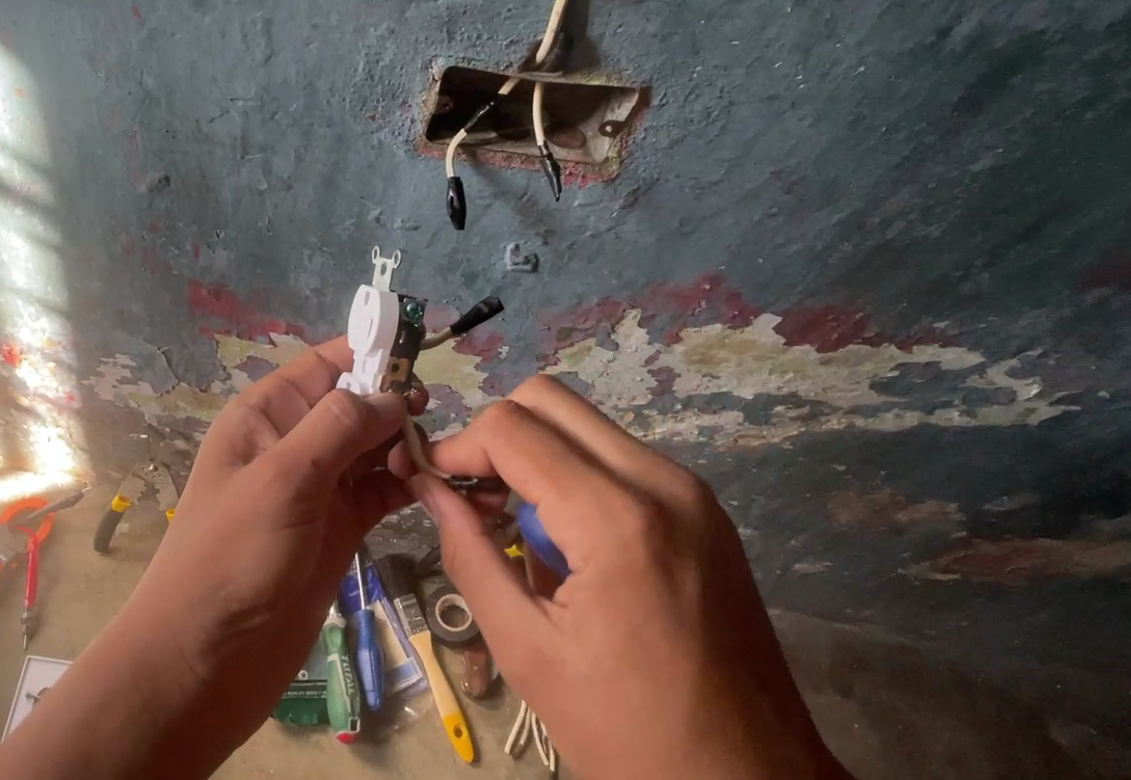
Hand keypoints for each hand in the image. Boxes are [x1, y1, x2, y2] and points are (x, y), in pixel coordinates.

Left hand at [0, 337, 420, 779]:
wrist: (205, 660)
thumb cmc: (232, 556)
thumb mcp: (282, 478)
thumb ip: (337, 427)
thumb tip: (391, 393)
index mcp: (266, 415)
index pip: (325, 364)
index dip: (370, 352)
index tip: (423, 351)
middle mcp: (293, 443)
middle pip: (355, 403)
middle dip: (396, 402)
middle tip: (435, 417)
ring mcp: (318, 488)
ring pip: (373, 448)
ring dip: (407, 445)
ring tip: (443, 456)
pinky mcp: (338, 529)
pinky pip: (379, 491)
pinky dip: (407, 485)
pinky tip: (437, 486)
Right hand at [397, 376, 848, 779]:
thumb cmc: (630, 731)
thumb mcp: (527, 650)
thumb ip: (468, 554)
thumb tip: (428, 488)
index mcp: (616, 518)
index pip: (511, 428)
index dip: (458, 447)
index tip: (433, 485)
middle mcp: (660, 481)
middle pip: (547, 399)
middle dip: (494, 436)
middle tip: (472, 495)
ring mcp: (690, 490)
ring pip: (583, 422)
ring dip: (533, 451)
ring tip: (512, 521)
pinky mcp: (703, 508)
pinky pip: (616, 455)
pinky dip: (572, 471)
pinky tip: (563, 537)